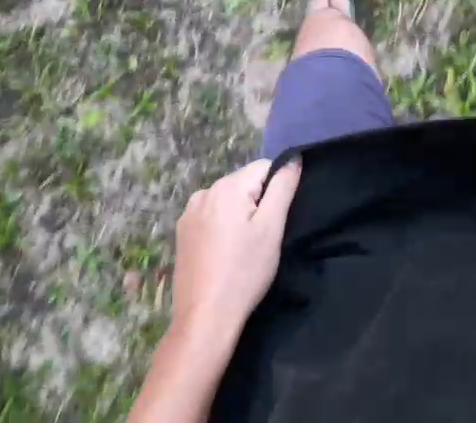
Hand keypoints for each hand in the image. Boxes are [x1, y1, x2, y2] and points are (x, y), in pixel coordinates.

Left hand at [171, 159, 301, 336]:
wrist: (205, 318)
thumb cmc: (244, 272)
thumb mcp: (271, 228)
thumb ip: (283, 187)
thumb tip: (293, 158)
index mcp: (227, 187)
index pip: (264, 168)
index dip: (277, 190)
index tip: (276, 221)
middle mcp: (204, 192)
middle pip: (244, 183)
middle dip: (257, 202)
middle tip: (262, 238)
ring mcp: (189, 213)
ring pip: (227, 200)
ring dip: (239, 214)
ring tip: (243, 248)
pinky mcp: (182, 233)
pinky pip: (211, 216)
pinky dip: (222, 226)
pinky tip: (224, 253)